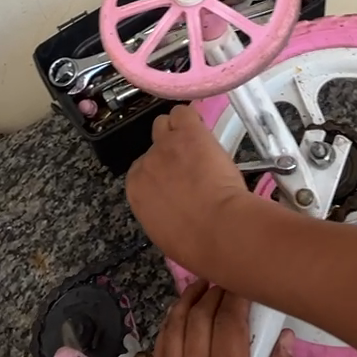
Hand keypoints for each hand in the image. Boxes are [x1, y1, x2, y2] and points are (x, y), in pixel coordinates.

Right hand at [125, 105, 256, 274]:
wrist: (220, 230)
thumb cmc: (197, 244)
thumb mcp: (166, 232)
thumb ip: (161, 209)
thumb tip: (172, 207)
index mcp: (136, 189)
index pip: (143, 169)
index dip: (162, 173)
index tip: (178, 181)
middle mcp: (146, 162)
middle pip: (153, 146)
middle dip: (170, 154)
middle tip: (192, 167)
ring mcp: (165, 143)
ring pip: (165, 123)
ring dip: (179, 133)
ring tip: (198, 147)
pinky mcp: (188, 131)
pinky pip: (184, 112)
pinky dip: (193, 120)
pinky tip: (204, 133)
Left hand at [154, 281, 301, 356]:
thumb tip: (284, 339)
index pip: (229, 319)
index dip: (237, 293)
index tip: (249, 278)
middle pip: (200, 316)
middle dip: (215, 290)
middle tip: (230, 276)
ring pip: (174, 327)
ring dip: (187, 300)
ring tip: (203, 283)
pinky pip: (160, 350)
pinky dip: (168, 325)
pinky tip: (178, 316)